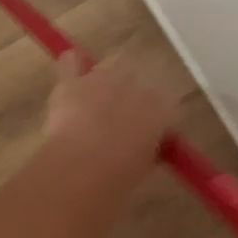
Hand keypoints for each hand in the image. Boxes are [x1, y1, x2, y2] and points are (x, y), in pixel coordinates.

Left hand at [42, 49, 176, 186]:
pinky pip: (73, 61)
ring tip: (94, 106)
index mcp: (161, 108)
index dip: (155, 121)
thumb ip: (149, 150)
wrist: (81, 166)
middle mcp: (135, 84)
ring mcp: (103, 77)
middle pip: (137, 82)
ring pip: (110, 66)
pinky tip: (71, 78)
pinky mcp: (73, 80)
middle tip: (119, 124)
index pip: (166, 105)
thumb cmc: (119, 176)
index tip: (148, 138)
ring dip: (105, 83)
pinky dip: (73, 66)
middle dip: (130, 98)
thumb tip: (144, 147)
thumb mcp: (144, 168)